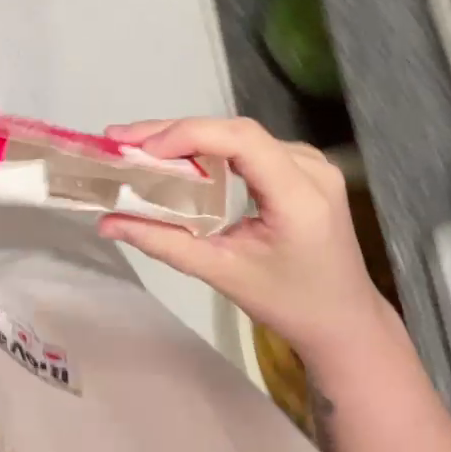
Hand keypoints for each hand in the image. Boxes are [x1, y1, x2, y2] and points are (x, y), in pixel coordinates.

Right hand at [97, 117, 391, 365]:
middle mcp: (310, 167)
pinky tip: (175, 155)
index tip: (139, 149)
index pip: (240, 141)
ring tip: (138, 146)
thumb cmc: (288, 303)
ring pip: (235, 132)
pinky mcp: (301, 164)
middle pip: (232, 130)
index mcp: (300, 196)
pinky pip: (245, 143)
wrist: (345, 321)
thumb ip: (164, 243)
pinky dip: (205, 145)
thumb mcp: (222, 273)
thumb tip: (106, 223)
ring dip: (185, 136)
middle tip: (119, 139)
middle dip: (171, 132)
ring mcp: (310, 161)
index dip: (187, 135)